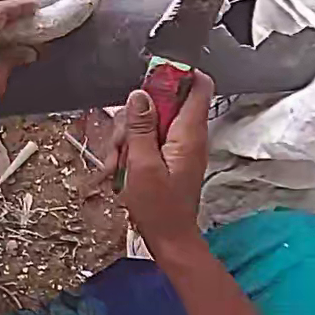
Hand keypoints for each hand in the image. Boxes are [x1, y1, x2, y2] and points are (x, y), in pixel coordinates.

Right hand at [104, 71, 215, 249]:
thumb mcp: (142, 165)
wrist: (168, 239)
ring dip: (127, 138)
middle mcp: (187, 135)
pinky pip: (146, 140)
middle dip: (134, 117)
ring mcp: (177, 146)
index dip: (175, 75)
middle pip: (161, 103)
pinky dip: (130, 150)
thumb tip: (139, 95)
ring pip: (147, 122)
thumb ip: (140, 128)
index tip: (147, 81)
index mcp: (188, 133)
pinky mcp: (167, 156)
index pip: (197, 86)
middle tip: (121, 142)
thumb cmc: (158, 208)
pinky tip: (119, 168)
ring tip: (117, 163)